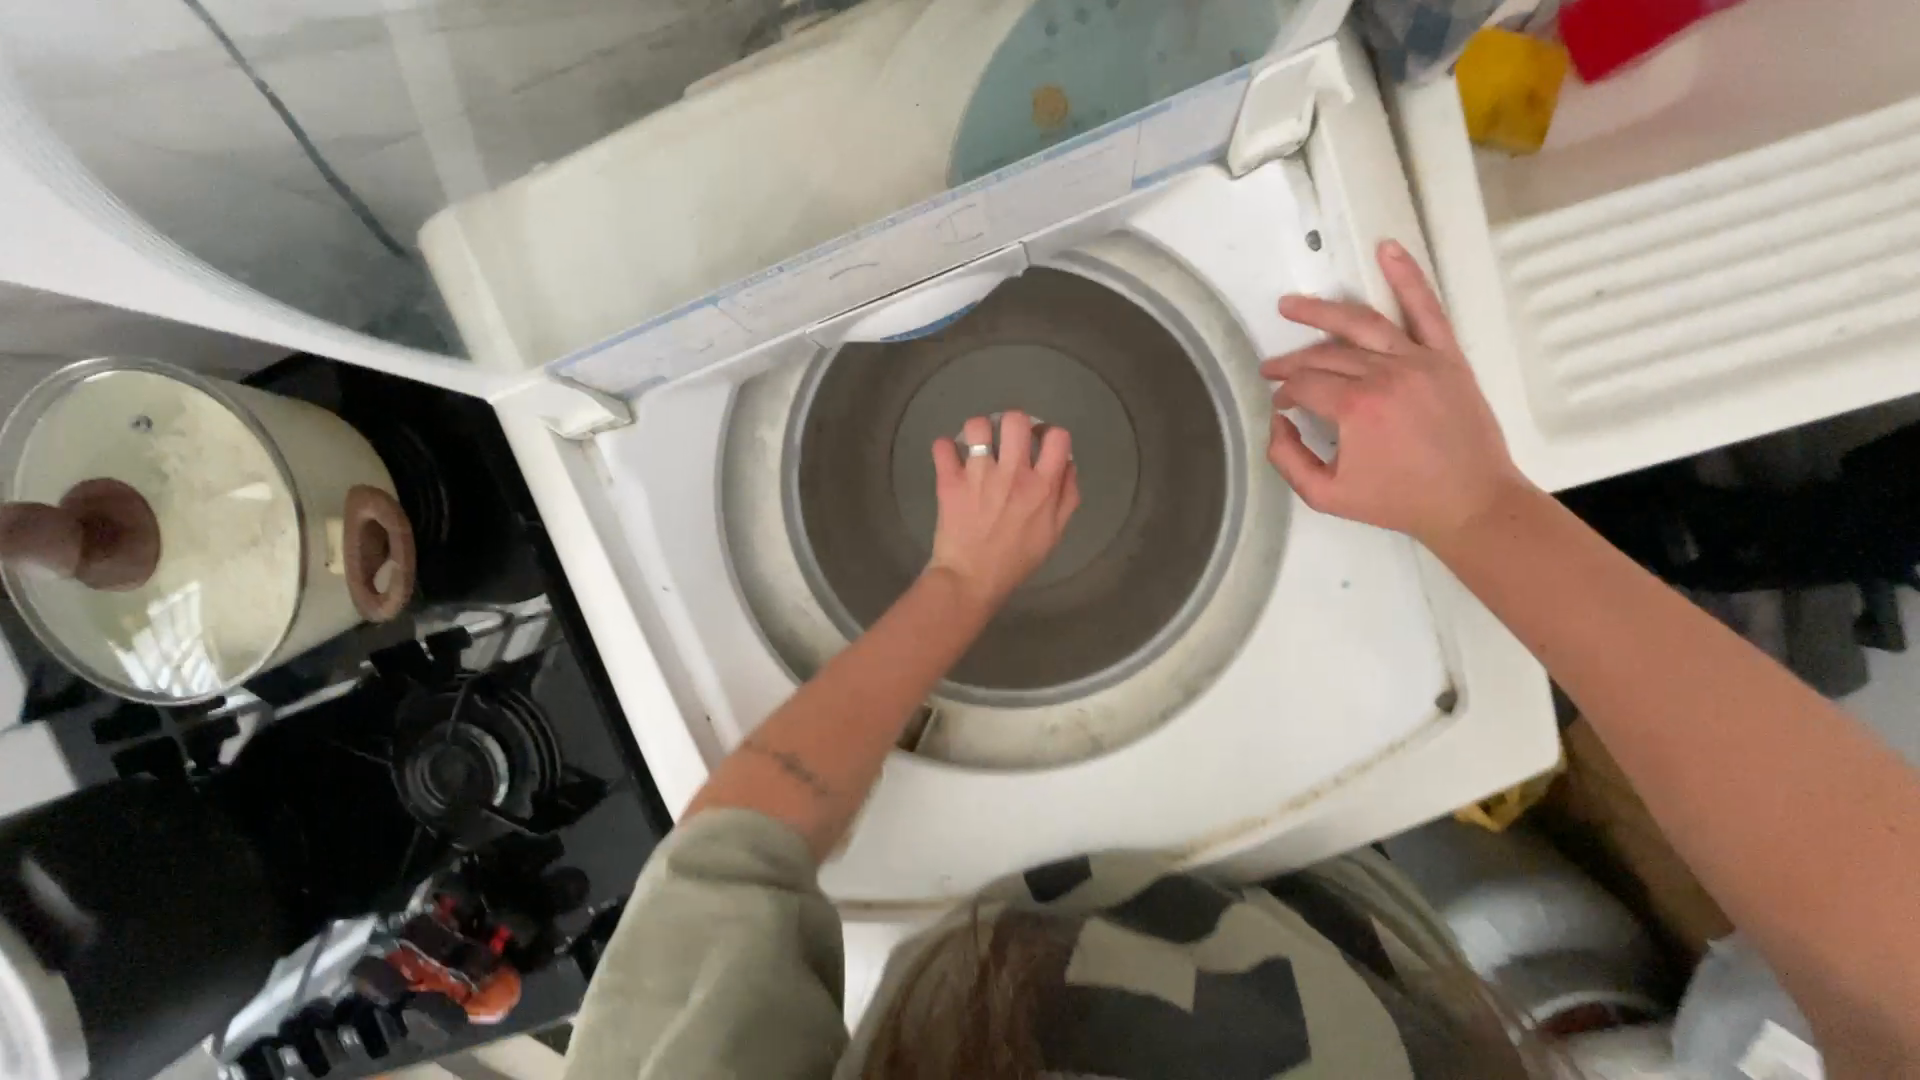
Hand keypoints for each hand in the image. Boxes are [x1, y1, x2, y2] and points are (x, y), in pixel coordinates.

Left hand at [926, 411, 1079, 610]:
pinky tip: (950, 458)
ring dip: (978, 431)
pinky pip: (942, 446)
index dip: (1049, 434)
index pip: (1057, 437)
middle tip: (1007, 439)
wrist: (972, 579)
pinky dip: (944, 448)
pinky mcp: (949, 482)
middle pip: (1016, 420)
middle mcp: (1012, 474)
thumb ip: (1067, 497)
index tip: (1040, 443)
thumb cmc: (1016, 560)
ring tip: (977, 445)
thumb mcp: (1054, 534)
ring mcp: (978, 475)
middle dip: (1013, 423)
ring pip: (977, 426)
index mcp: (1042, 487)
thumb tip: (1069, 464)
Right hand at [1262, 239, 1532, 547]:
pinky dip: (1407, 277)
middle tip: (1273, 367)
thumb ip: (1287, 459)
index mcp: (1356, 409)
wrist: (1470, 501)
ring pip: (1362, 324)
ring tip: (1292, 305)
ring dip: (1322, 311)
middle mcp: (1385, 375)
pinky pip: (1426, 309)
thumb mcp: (1326, 495)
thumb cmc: (1398, 501)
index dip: (1283, 391)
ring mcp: (1420, 361)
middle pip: (1325, 355)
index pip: (1304, 384)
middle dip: (1293, 361)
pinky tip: (1387, 251)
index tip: (1278, 403)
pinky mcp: (1446, 357)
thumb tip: (1275, 421)